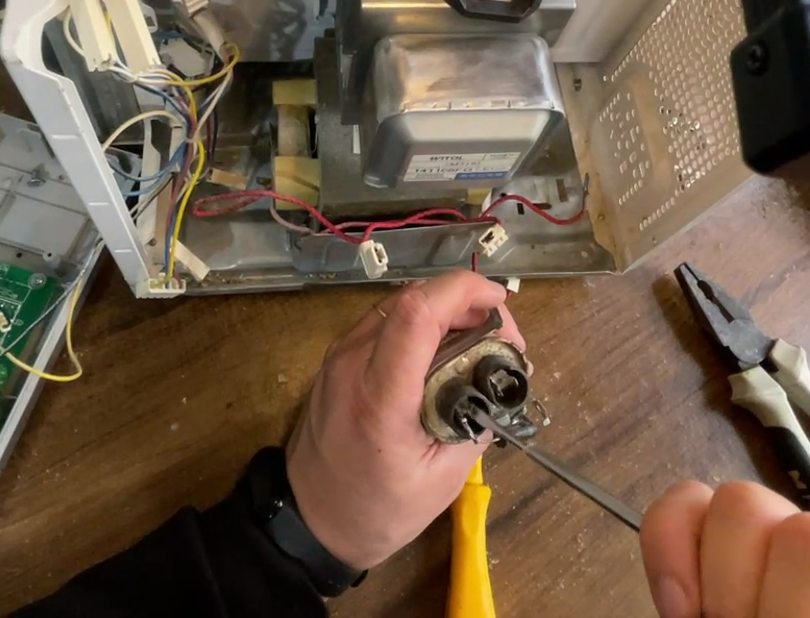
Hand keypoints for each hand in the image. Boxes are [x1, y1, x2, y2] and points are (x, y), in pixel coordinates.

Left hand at [285, 270, 520, 569]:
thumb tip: (501, 378)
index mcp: (379, 395)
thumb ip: (475, 422)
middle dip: (467, 301)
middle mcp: (354, 359)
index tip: (501, 303)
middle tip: (502, 335)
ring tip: (480, 339)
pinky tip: (446, 345)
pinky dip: (424, 319)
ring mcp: (342, 351)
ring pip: (402, 301)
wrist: (307, 517)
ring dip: (447, 307)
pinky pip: (389, 317)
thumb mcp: (441, 480)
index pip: (416, 314)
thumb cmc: (375, 508)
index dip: (464, 291)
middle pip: (414, 297)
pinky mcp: (340, 352)